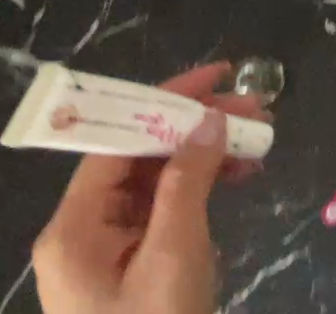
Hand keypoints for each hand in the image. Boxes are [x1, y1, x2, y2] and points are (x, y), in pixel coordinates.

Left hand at [32, 63, 268, 313]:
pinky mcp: (134, 260)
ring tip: (260, 138)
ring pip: (160, 176)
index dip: (165, 101)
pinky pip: (169, 203)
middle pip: (141, 155)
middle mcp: (84, 228)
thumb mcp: (174, 253)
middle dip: (198, 125)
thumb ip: (189, 181)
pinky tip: (243, 173)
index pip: (117, 141)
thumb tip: (209, 119)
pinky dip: (206, 183)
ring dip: (209, 152)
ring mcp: (109, 246)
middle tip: (256, 107)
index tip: (218, 76)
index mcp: (75, 226)